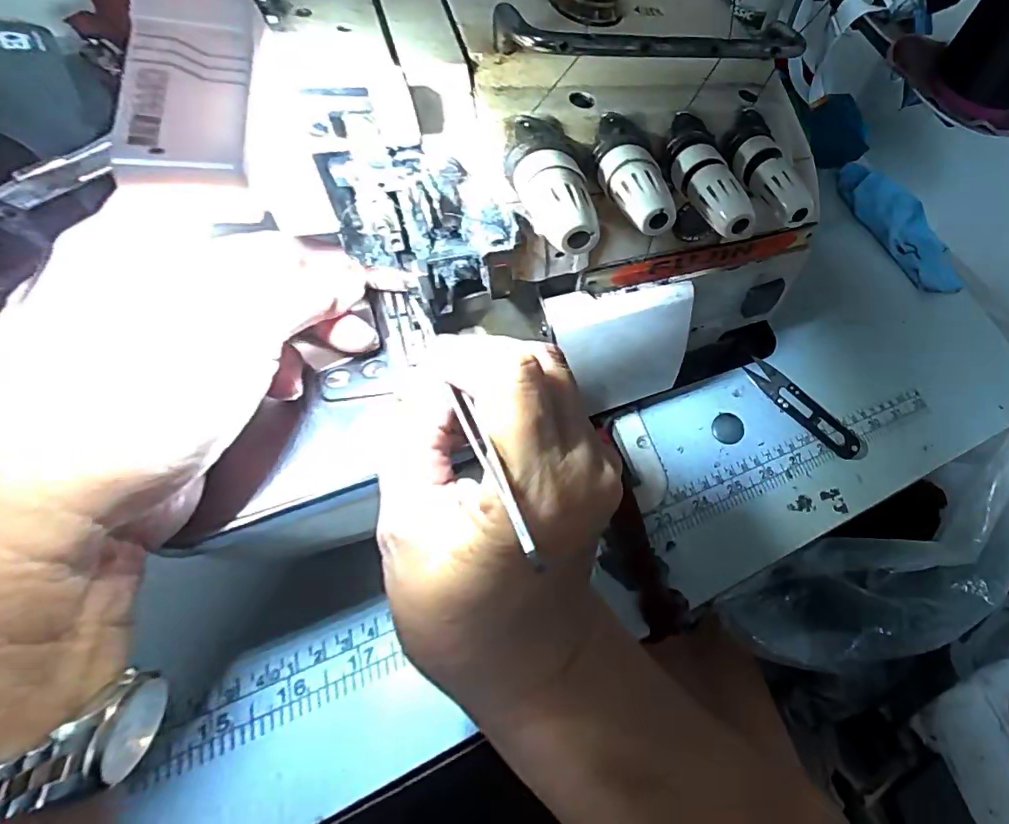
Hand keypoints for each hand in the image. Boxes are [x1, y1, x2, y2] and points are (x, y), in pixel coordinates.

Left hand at [0, 189, 375, 545]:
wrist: (46, 516)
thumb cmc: (104, 415)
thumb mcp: (236, 325)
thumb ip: (304, 284)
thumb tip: (343, 274)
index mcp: (141, 242)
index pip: (256, 216)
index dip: (317, 240)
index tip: (356, 267)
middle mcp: (146, 281)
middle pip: (263, 264)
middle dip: (321, 292)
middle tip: (351, 315)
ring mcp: (157, 332)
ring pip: (257, 310)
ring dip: (306, 330)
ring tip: (331, 349)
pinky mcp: (171, 378)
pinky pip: (243, 352)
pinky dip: (275, 362)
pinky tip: (283, 380)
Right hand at [376, 334, 622, 715]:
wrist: (529, 653)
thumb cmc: (455, 611)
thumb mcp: (406, 527)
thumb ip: (413, 442)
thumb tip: (426, 385)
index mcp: (537, 483)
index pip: (518, 376)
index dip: (466, 357)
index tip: (425, 369)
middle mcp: (583, 463)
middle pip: (545, 365)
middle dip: (485, 357)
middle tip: (437, 379)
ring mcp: (601, 463)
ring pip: (560, 379)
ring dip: (506, 373)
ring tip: (458, 398)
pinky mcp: (602, 466)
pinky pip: (566, 407)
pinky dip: (526, 398)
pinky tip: (489, 422)